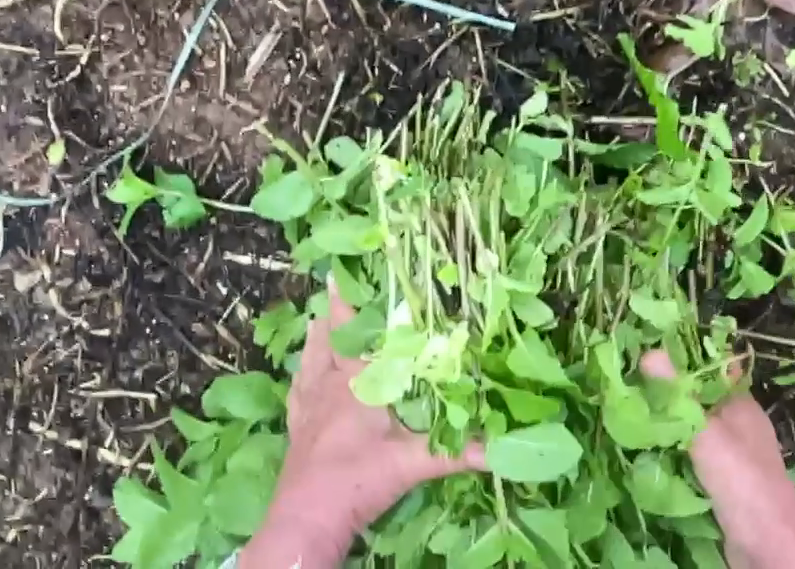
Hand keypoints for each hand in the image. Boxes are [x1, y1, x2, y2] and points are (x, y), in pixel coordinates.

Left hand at [241, 282, 484, 568]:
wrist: (307, 519)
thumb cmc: (357, 481)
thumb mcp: (411, 465)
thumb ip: (454, 452)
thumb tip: (498, 448)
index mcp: (354, 385)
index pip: (352, 336)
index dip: (345, 305)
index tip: (337, 275)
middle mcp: (327, 388)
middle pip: (326, 343)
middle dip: (331, 317)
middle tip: (331, 291)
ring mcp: (308, 409)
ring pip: (308, 364)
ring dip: (313, 342)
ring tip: (314, 321)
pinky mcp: (296, 431)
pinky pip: (296, 394)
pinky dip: (300, 379)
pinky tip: (299, 378)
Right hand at [640, 351, 794, 568]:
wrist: (770, 548)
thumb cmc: (742, 479)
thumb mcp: (706, 431)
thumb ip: (677, 394)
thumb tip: (647, 351)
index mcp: (741, 403)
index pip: (712, 366)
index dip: (684, 355)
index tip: (648, 348)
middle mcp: (738, 424)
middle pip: (699, 398)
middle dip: (669, 391)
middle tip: (629, 382)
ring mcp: (732, 456)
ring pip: (694, 429)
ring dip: (668, 425)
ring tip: (631, 413)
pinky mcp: (723, 484)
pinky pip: (693, 458)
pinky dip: (673, 454)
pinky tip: (648, 453)